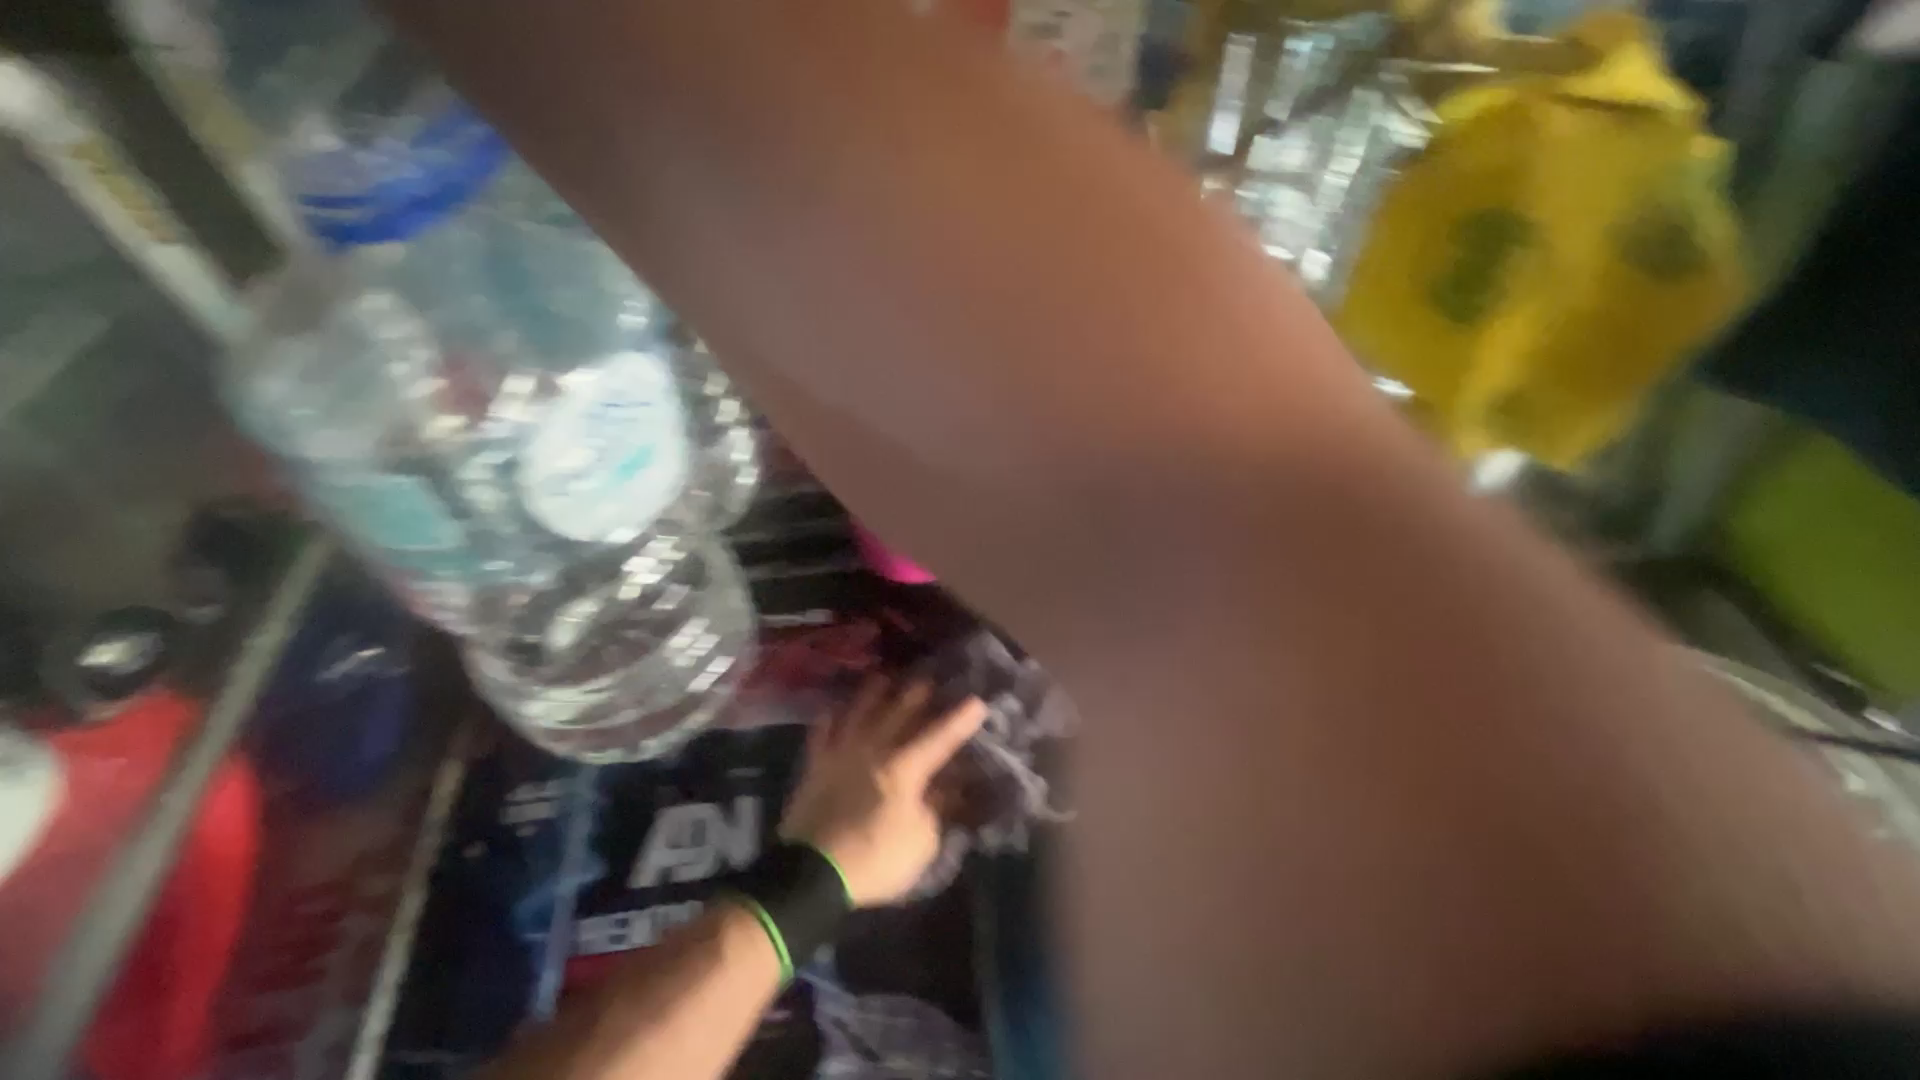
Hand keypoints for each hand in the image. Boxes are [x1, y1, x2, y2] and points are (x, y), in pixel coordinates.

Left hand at [780, 677, 987, 907]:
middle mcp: (874, 749)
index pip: (939, 737)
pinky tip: (835, 709)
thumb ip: (935, 809)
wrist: (810, 873)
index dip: (959, 720)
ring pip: (859, 712)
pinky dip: (831, 717)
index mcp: (905, 768)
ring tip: (884, 678)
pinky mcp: (815, 766)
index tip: (978, 702)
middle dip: (917, 695)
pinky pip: (823, 732)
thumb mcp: (922, 843)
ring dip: (874, 693)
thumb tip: (945, 788)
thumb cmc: (875, 860)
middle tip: (930, 679)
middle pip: (898, 713)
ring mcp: (840, 753)